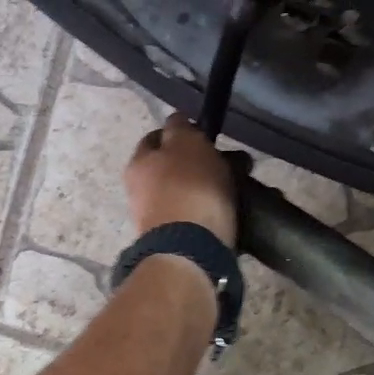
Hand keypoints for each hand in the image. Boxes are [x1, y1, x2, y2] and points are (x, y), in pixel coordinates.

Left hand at [124, 113, 237, 246]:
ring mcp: (156, 223)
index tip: (205, 137)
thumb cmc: (189, 188)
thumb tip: (177, 121)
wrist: (190, 253)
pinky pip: (194, 221)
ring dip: (207, 192)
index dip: (180, 133)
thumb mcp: (187, 143)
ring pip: (185, 196)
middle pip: (171, 170)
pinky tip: (228, 215)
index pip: (156, 138)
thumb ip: (181, 128)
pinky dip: (209, 215)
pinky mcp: (174, 246)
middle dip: (198, 165)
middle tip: (228, 165)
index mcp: (137, 165)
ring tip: (236, 192)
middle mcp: (139, 193)